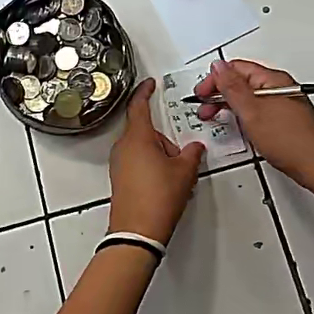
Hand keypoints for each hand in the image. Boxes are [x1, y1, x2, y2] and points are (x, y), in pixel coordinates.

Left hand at [107, 78, 204, 242]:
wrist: (138, 230)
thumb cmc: (156, 199)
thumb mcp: (184, 171)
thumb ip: (192, 153)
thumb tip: (194, 148)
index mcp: (137, 138)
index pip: (138, 106)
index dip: (145, 92)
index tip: (149, 83)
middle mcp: (123, 147)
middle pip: (145, 131)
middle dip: (165, 140)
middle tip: (180, 157)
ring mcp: (119, 163)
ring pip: (142, 148)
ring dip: (159, 155)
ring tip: (173, 176)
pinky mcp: (120, 177)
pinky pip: (137, 162)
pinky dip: (152, 167)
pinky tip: (164, 184)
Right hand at [195, 59, 313, 184]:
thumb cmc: (293, 142)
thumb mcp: (251, 112)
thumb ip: (232, 87)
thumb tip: (218, 67)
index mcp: (273, 80)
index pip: (235, 68)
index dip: (214, 80)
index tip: (202, 94)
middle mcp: (279, 88)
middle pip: (240, 81)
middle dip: (218, 93)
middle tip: (205, 106)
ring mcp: (282, 104)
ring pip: (247, 96)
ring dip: (227, 104)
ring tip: (215, 116)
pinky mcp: (282, 119)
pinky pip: (255, 109)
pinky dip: (241, 115)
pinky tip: (237, 124)